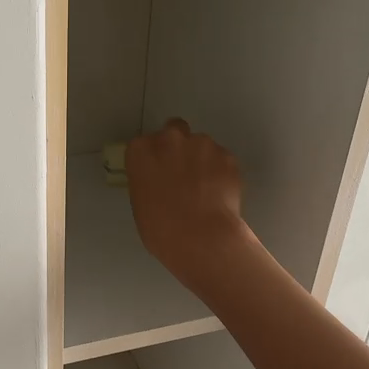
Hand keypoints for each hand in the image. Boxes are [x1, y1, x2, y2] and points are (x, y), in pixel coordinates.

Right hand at [125, 120, 251, 288]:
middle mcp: (170, 139)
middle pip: (174, 130)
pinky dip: (221, 172)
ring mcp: (202, 144)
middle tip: (183, 173)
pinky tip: (220, 194)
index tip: (158, 174)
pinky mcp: (227, 155)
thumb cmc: (161, 229)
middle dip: (179, 147)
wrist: (201, 238)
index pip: (144, 144)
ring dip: (202, 159)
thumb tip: (162, 183)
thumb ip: (149, 182)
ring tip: (206, 190)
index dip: (153, 158)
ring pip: (202, 145)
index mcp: (141, 152)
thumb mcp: (141, 204)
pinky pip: (222, 159)